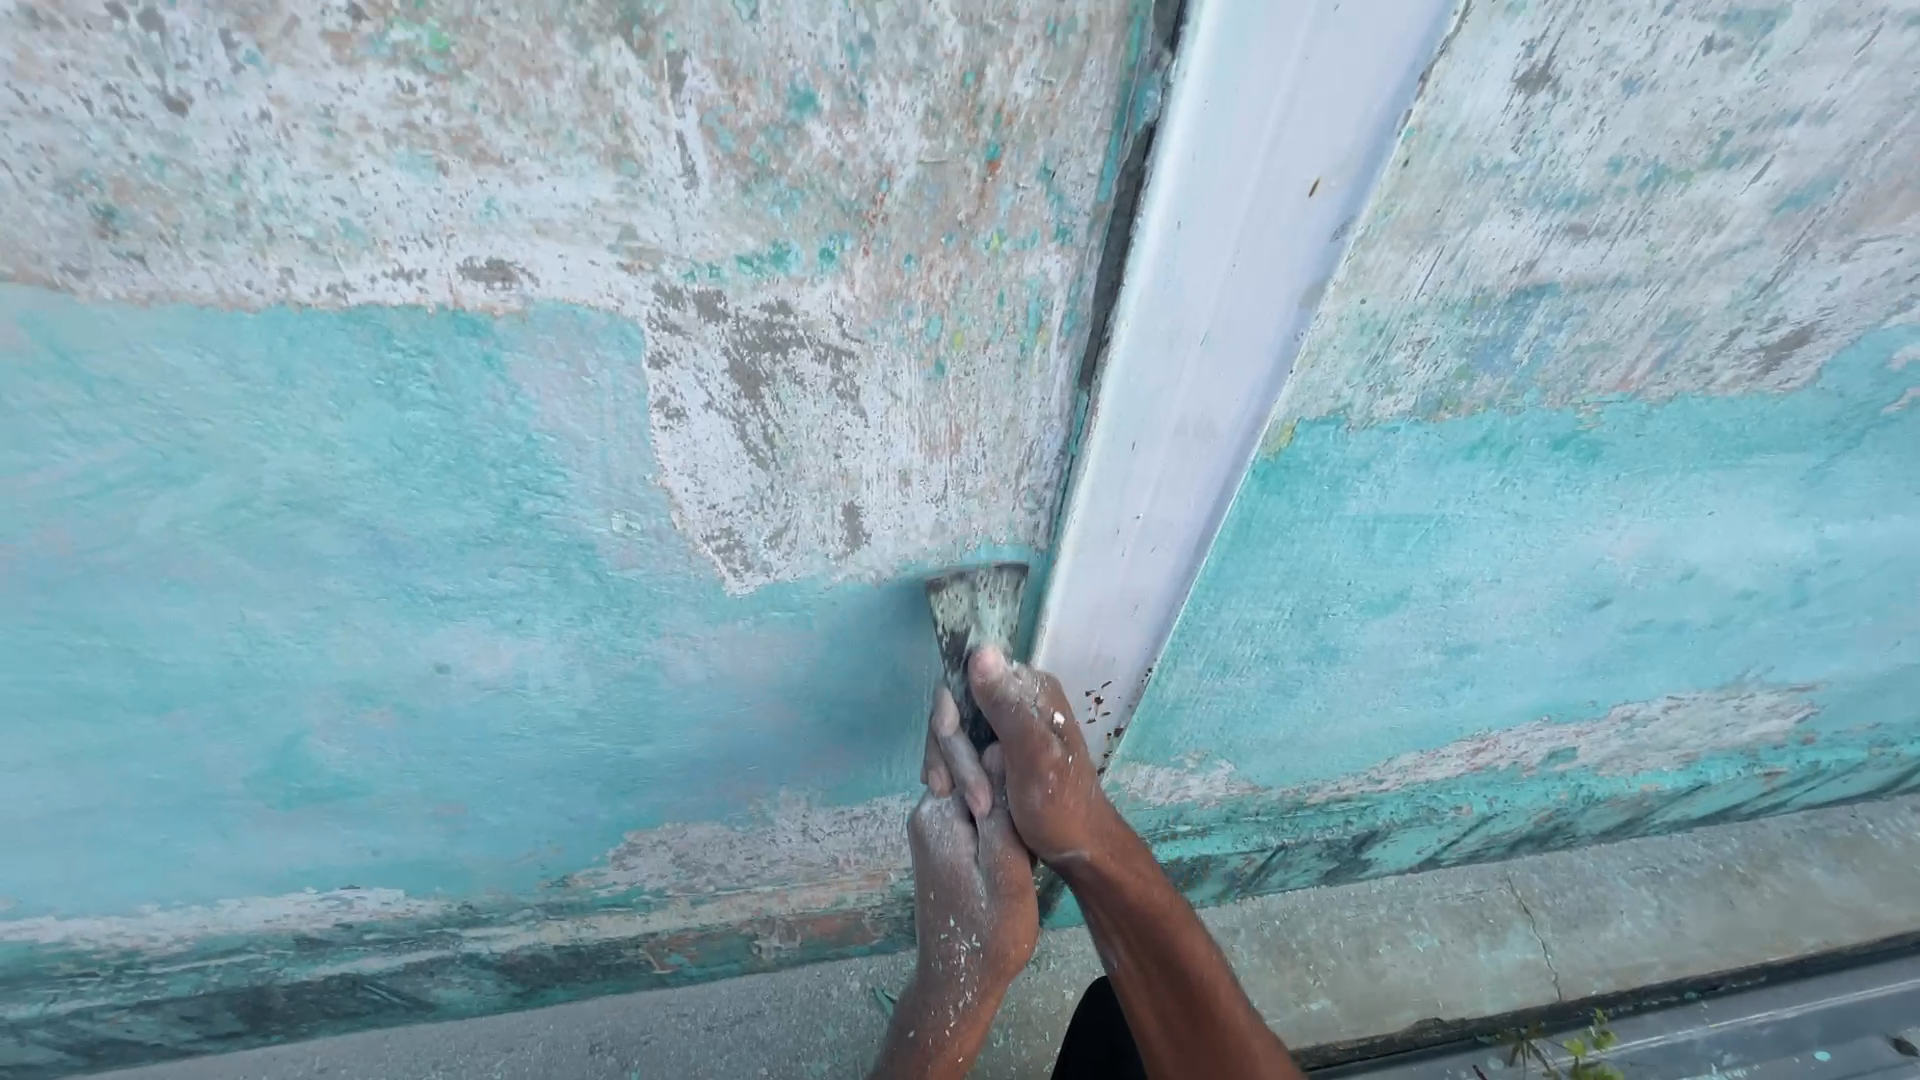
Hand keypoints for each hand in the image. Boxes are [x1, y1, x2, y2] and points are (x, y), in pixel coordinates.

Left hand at [911, 688, 1037, 996]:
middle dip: (964, 712)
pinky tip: (996, 749)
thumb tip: (999, 754)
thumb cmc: (989, 936)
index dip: (968, 714)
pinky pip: (956, 784)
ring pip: (949, 764)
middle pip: (943, 748)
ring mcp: (932, 822)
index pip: (951, 750)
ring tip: (991, 695)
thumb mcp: (1008, 879)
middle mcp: (928, 812)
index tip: (980, 669)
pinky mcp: (941, 833)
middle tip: (984, 666)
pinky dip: (973, 762)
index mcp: (941, 818)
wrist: (957, 981)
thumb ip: (1002, 816)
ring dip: (968, 734)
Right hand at [967, 646, 1119, 866]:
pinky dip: (952, 771)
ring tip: (972, 805)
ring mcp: (1005, 722)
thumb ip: (1005, 706)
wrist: (1076, 848)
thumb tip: (979, 651)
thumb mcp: (1033, 756)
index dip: (950, 716)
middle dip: (953, 752)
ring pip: (953, 730)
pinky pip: (957, 748)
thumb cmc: (1059, 807)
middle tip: (961, 794)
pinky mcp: (994, 746)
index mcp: (1030, 688)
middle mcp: (1017, 697)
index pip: (966, 679)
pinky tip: (952, 794)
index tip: (949, 756)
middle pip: (955, 706)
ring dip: (953, 768)